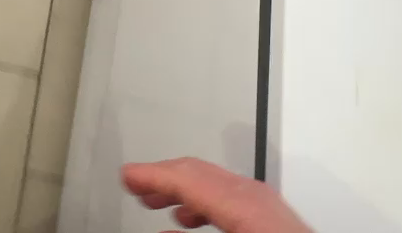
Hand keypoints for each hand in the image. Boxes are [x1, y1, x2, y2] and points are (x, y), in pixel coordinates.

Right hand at [122, 158, 314, 232]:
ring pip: (215, 187)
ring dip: (182, 193)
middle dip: (165, 179)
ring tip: (156, 204)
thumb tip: (162, 231)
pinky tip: (187, 224)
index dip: (153, 175)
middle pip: (202, 175)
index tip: (126, 175)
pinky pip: (230, 202)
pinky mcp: (275, 221)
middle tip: (134, 186)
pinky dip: (203, 207)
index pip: (191, 178)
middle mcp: (258, 200)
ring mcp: (269, 209)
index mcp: (247, 207)